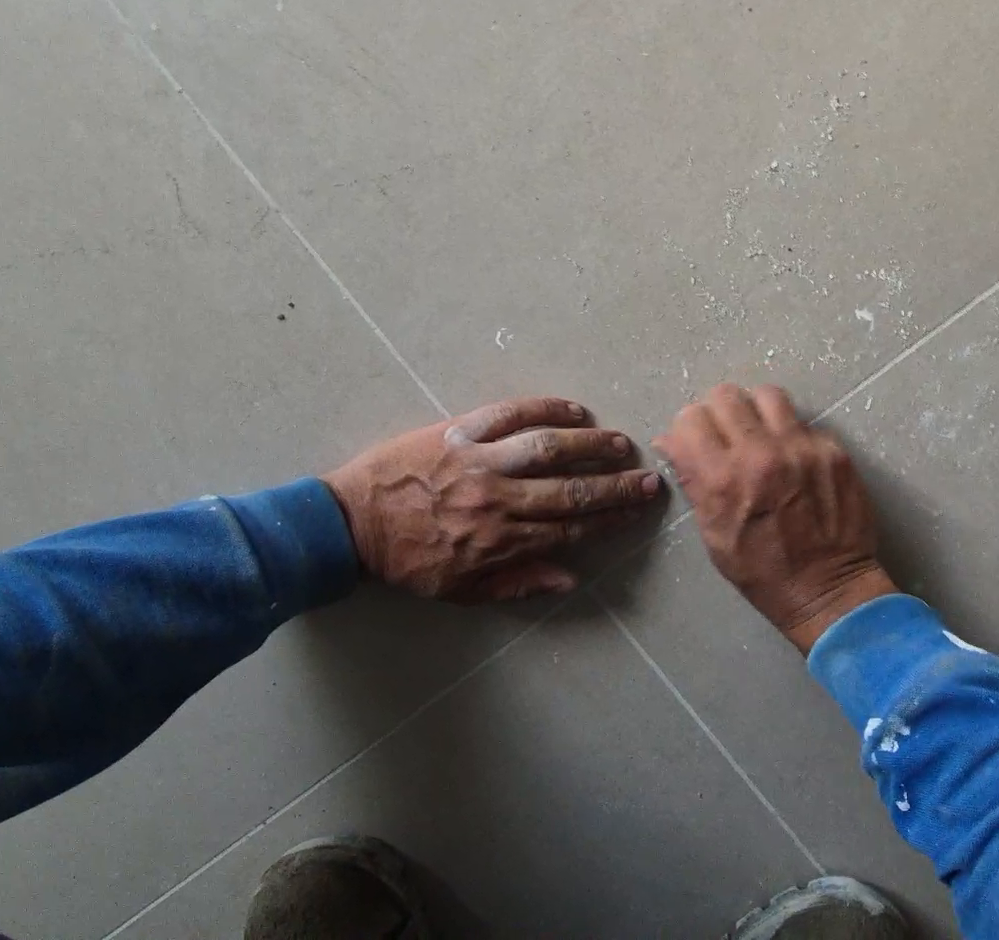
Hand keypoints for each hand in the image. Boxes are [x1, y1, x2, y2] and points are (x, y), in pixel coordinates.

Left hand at [322, 397, 662, 601]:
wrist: (350, 523)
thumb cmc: (407, 560)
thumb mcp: (459, 590)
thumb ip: (517, 583)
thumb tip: (570, 578)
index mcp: (500, 540)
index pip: (571, 528)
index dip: (611, 519)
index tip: (639, 510)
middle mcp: (498, 498)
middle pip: (571, 489)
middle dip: (616, 485)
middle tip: (648, 478)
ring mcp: (480, 460)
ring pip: (548, 448)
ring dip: (591, 445)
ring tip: (621, 444)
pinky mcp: (460, 430)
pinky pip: (510, 414)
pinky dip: (545, 408)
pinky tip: (574, 410)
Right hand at [654, 384, 898, 652]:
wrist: (827, 589)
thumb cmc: (761, 571)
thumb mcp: (712, 534)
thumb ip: (694, 482)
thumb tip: (672, 441)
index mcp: (722, 479)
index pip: (690, 418)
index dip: (686, 428)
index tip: (693, 442)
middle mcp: (760, 453)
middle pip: (726, 395)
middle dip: (717, 412)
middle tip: (724, 433)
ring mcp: (801, 448)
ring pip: (767, 395)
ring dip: (755, 410)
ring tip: (758, 433)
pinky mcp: (832, 451)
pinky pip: (802, 422)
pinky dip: (789, 433)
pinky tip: (791, 457)